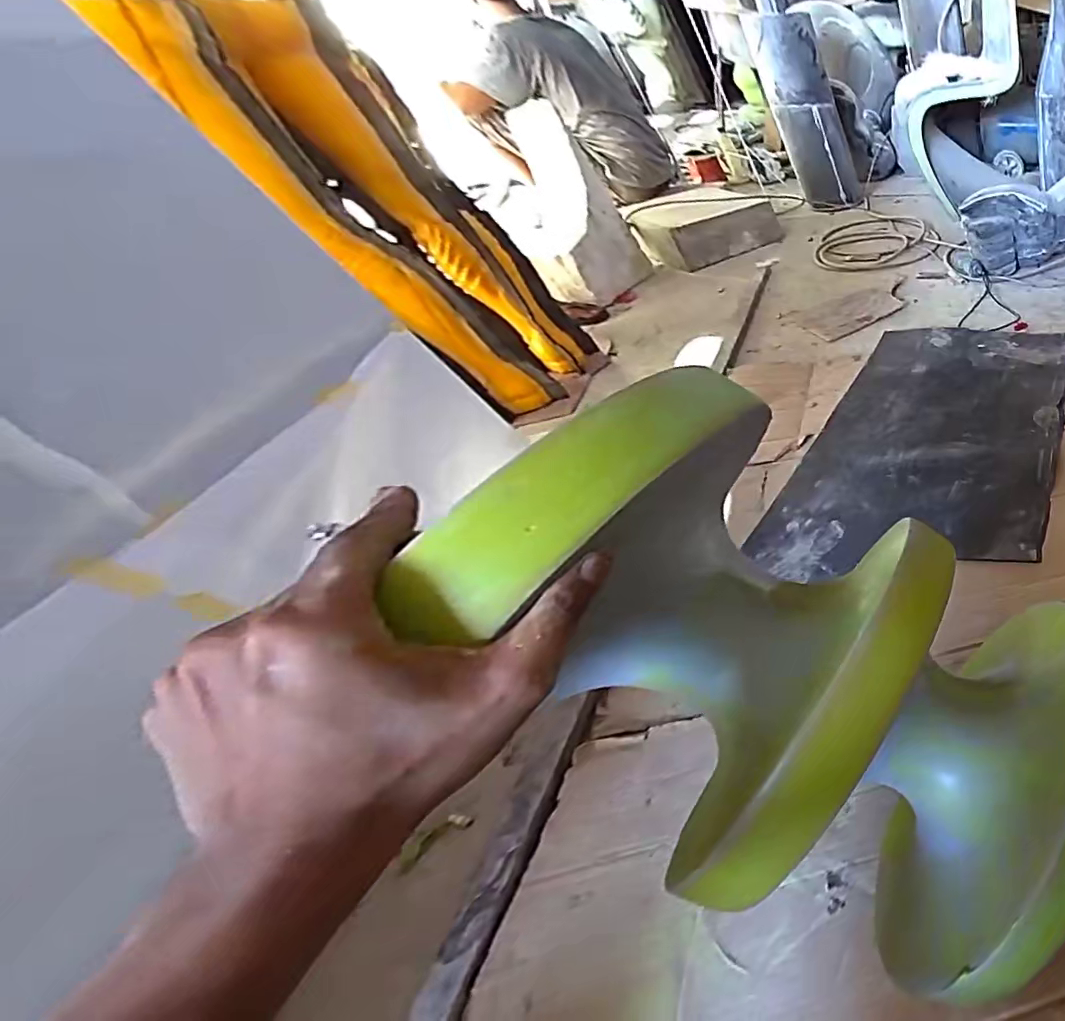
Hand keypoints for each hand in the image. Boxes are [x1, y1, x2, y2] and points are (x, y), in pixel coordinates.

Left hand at [143, 486, 607, 857]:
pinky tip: (299, 703)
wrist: (294, 862)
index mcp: (318, 620)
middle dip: (360, 594)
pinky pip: (232, 661)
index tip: (406, 503)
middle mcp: (241, 632)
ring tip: (354, 671)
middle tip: (402, 626)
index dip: (388, 520)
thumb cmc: (407, 765)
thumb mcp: (503, 692)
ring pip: (275, 624)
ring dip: (317, 631)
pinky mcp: (166, 708)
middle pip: (317, 588)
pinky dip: (270, 666)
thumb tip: (596, 561)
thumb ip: (552, 621)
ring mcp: (192, 672)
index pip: (355, 543)